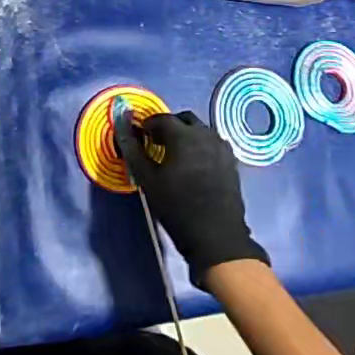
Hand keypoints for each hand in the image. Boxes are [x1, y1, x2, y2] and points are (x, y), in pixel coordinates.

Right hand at [114, 111, 267, 288]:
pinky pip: (212, 143)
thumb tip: (123, 128)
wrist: (216, 235)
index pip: (161, 118)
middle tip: (156, 144)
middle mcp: (205, 134)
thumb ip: (134, 151)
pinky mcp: (231, 160)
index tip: (140, 137)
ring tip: (175, 157)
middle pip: (184, 119)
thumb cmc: (177, 207)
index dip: (147, 125)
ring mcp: (222, 146)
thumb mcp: (148, 180)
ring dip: (186, 136)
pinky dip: (200, 146)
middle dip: (168, 127)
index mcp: (183, 135)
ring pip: (200, 130)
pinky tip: (194, 167)